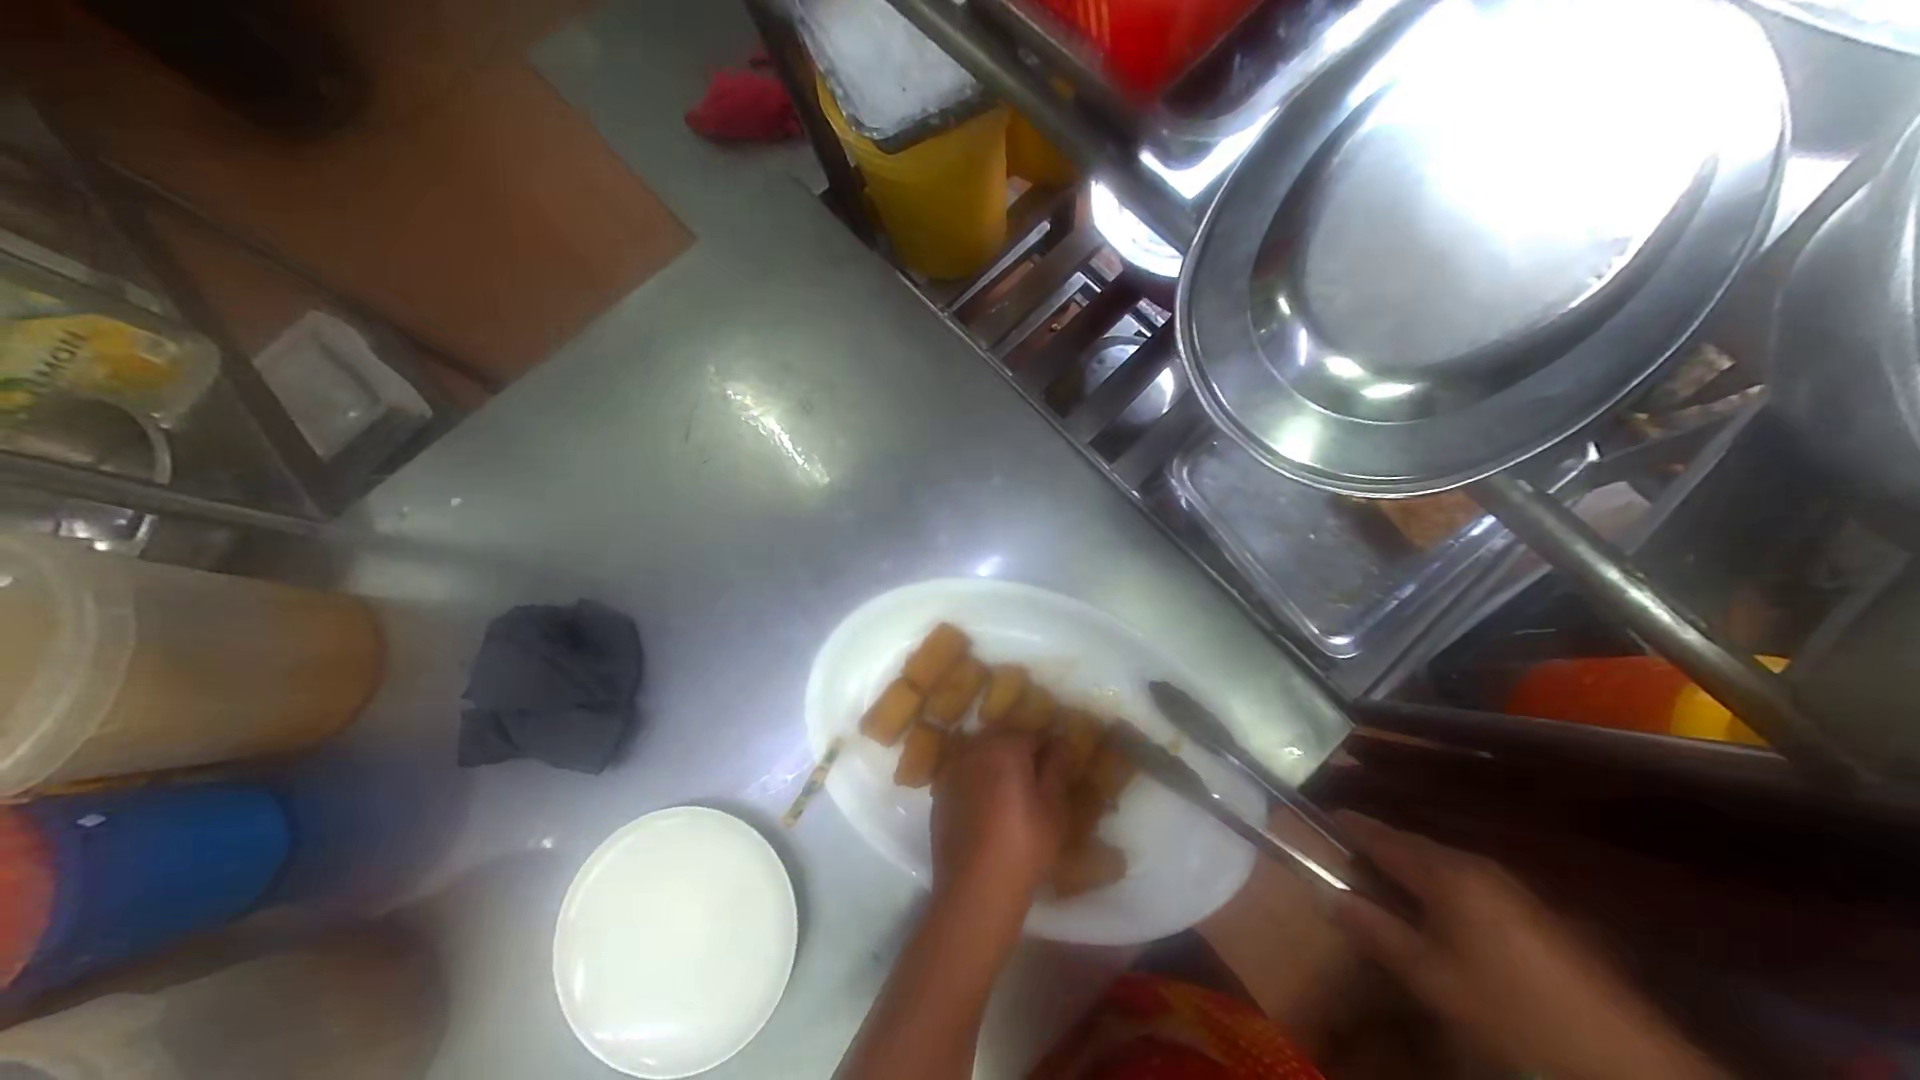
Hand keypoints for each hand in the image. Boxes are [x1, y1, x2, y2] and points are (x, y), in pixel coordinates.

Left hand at [930, 732, 1069, 906]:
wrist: (975, 889)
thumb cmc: (1025, 844)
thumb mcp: (1054, 806)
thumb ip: (1057, 767)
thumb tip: (1060, 742)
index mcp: (1003, 747)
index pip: (1033, 734)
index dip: (1050, 748)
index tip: (1062, 768)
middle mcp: (973, 751)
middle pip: (1003, 741)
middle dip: (1022, 753)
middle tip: (1040, 780)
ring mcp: (951, 773)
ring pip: (981, 757)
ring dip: (998, 766)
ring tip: (1016, 795)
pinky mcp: (940, 797)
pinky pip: (965, 778)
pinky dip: (979, 783)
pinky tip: (990, 810)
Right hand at [1330, 813, 1726, 1079]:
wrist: (1623, 1055)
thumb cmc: (1509, 1008)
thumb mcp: (1431, 978)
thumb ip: (1376, 932)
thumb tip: (1329, 896)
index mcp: (1446, 873)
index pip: (1381, 835)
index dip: (1347, 826)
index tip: (1316, 820)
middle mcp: (1477, 866)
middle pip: (1412, 846)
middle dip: (1376, 848)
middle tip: (1342, 859)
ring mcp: (1512, 886)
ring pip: (1442, 865)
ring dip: (1409, 870)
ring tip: (1382, 887)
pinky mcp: (1535, 911)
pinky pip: (1469, 884)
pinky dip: (1440, 889)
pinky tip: (1437, 919)